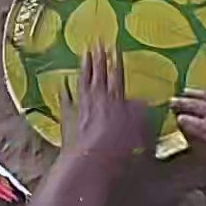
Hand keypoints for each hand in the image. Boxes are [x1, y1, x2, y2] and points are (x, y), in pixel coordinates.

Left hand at [64, 46, 148, 172]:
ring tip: (84, 52)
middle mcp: (98, 97)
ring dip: (84, 66)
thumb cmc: (119, 151)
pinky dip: (64, 89)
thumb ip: (140, 115)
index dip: (116, 60)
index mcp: (117, 99)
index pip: (117, 74)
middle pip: (99, 72)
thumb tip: (142, 102)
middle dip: (99, 56)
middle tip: (98, 41)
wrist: (89, 163)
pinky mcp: (67, 116)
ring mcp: (81, 104)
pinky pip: (65, 98)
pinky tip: (62, 82)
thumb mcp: (139, 133)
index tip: (114, 46)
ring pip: (83, 80)